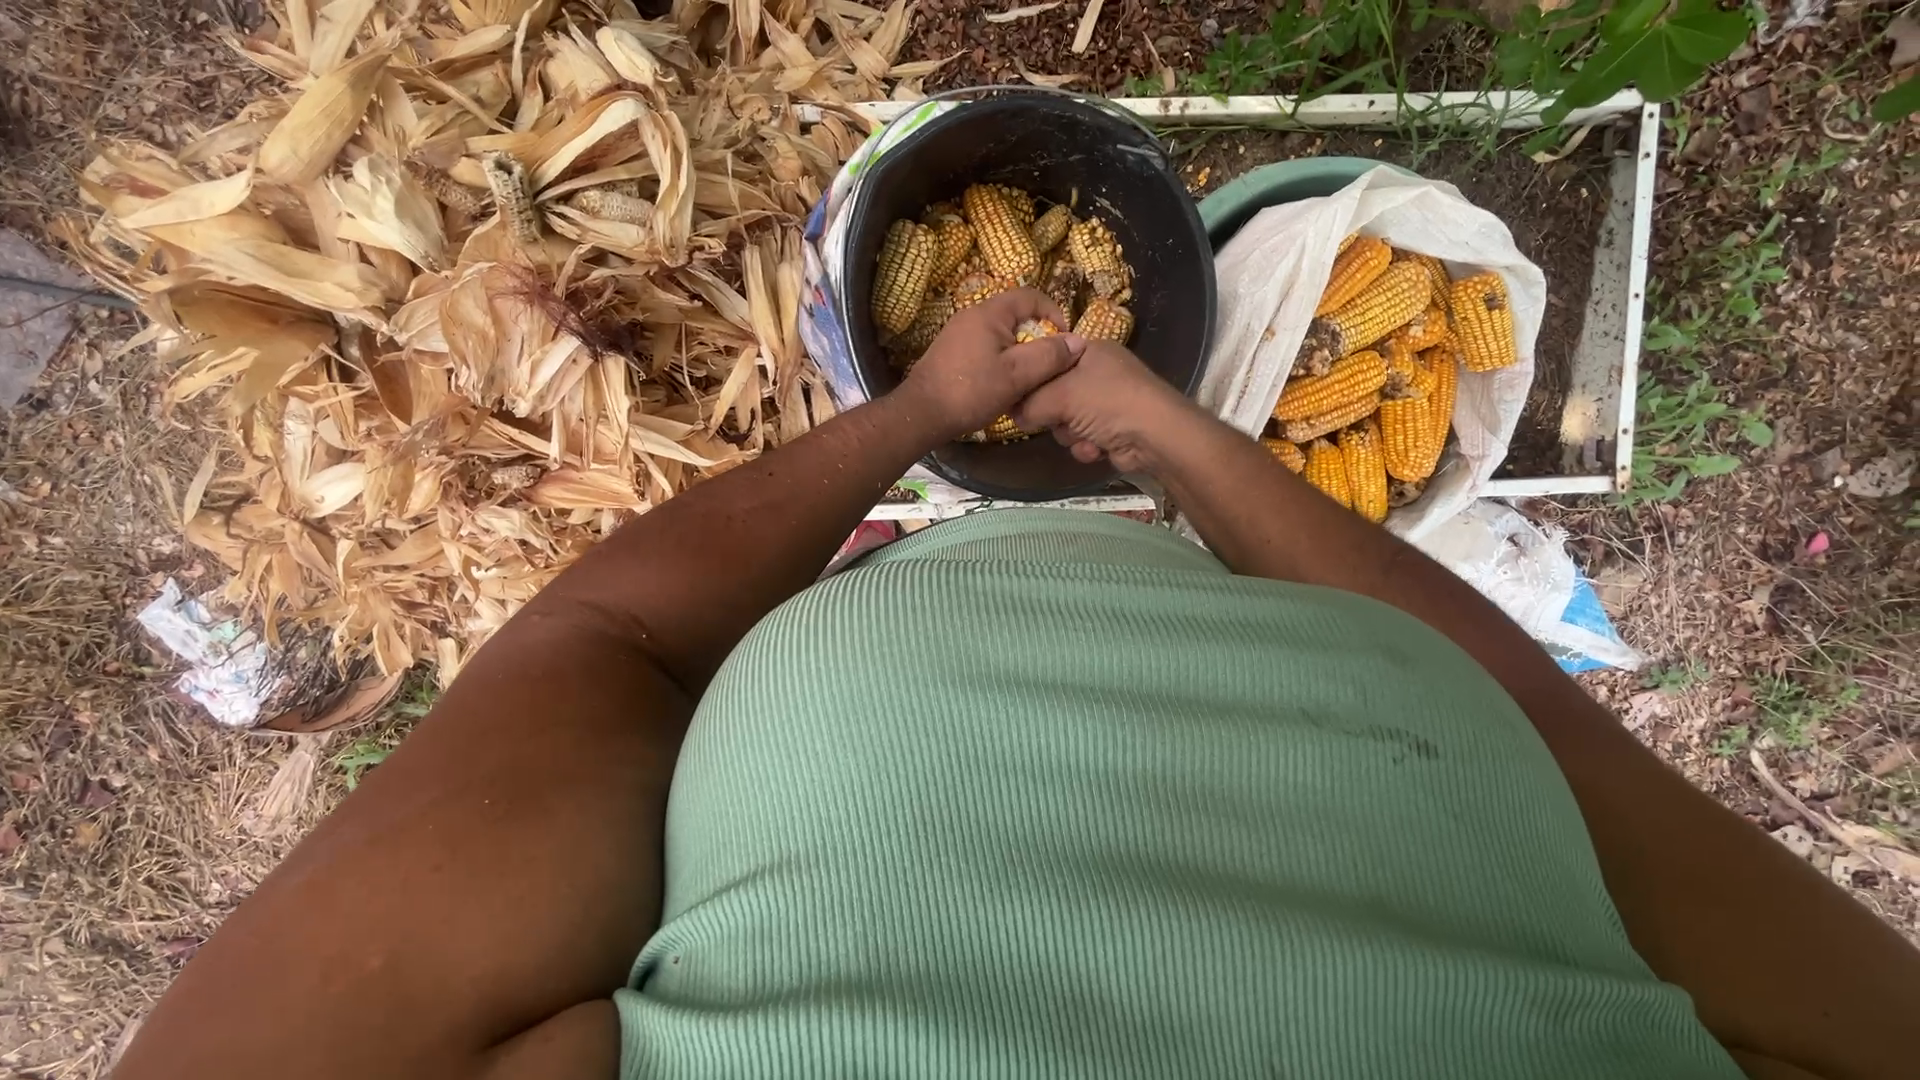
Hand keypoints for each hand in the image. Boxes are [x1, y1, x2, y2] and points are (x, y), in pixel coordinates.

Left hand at [893, 288, 1085, 441]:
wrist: (921, 414)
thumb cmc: (971, 392)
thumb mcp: (1017, 375)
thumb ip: (1049, 356)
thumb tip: (1078, 341)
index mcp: (989, 312)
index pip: (1031, 296)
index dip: (1054, 314)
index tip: (1064, 342)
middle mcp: (972, 315)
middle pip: (1017, 315)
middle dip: (1038, 336)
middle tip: (1049, 364)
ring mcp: (959, 334)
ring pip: (1002, 334)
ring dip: (1020, 352)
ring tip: (1029, 378)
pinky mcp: (952, 353)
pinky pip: (987, 347)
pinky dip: (1002, 360)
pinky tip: (1004, 384)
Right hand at [1013, 340, 1193, 472]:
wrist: (1155, 436)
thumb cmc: (1108, 402)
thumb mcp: (1061, 395)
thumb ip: (1029, 402)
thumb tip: (1014, 414)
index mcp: (1088, 350)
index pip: (1047, 359)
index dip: (1031, 377)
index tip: (1016, 394)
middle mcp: (1097, 373)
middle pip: (1052, 394)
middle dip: (1054, 414)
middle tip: (1056, 419)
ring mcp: (1106, 402)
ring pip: (1065, 421)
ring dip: (1071, 434)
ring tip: (1085, 435)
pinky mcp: (1111, 430)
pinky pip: (1082, 438)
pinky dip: (1086, 446)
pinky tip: (1097, 449)